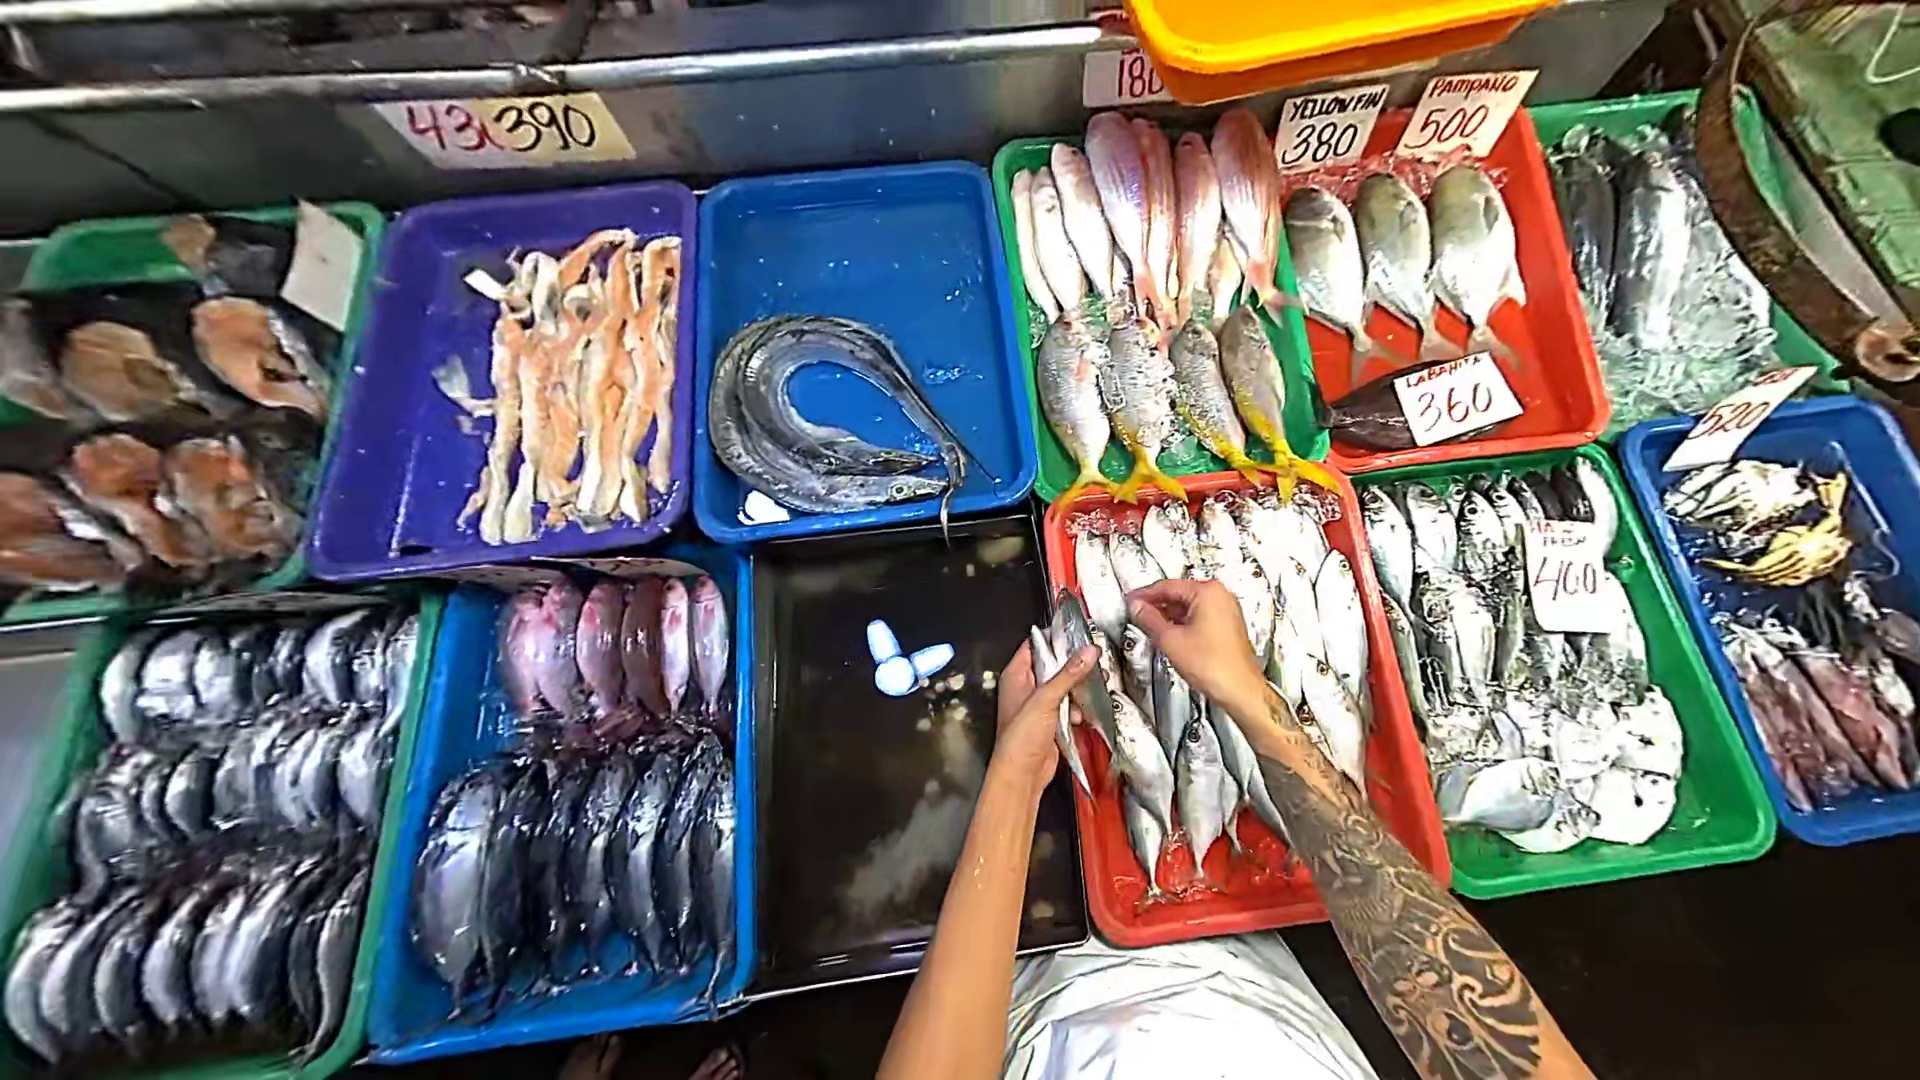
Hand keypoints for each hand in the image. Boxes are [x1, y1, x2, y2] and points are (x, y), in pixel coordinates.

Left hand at [991, 640, 1096, 793]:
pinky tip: (1080, 715)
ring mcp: (1038, 704)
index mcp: (1016, 675)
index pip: (1035, 645)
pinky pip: (1067, 706)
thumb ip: (1068, 674)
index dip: (1054, 639)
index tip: (1077, 635)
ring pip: (1063, 686)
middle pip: (1053, 665)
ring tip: (1090, 689)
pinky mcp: (1049, 721)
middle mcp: (1025, 687)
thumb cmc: (1020, 737)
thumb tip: (1087, 652)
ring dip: (1077, 690)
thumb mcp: (1046, 699)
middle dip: (1073, 666)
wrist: (1022, 774)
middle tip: (1092, 662)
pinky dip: (1076, 708)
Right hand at [1127, 579, 1265, 715]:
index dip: (1144, 594)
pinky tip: (1171, 635)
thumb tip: (1137, 607)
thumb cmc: (1217, 667)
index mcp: (1208, 592)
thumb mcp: (1170, 640)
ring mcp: (1227, 610)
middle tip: (1138, 612)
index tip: (1132, 601)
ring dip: (1168, 614)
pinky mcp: (1228, 624)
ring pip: (1188, 605)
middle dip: (1156, 604)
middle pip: (1178, 593)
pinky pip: (1199, 615)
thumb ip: (1148, 619)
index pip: (1166, 586)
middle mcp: (1221, 596)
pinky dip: (1182, 622)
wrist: (1240, 690)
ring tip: (1151, 625)